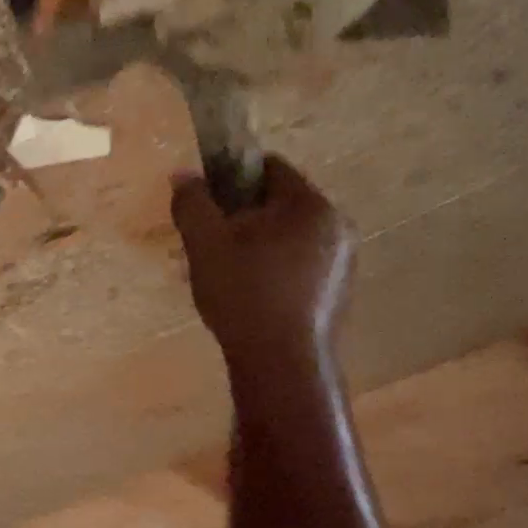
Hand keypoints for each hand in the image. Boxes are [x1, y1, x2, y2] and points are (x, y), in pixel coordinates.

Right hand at [171, 156, 355, 371]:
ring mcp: (343, 258)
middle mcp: (337, 225)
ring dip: (255, 238)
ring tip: (225, 267)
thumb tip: (185, 174)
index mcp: (310, 205)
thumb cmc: (243, 292)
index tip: (205, 199)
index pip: (269, 166)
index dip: (231, 174)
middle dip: (241, 211)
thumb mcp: (204, 242)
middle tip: (209, 237)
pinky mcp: (338, 287)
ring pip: (287, 230)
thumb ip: (192, 202)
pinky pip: (298, 257)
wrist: (282, 362)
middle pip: (278, 199)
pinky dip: (272, 262)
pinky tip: (248, 289)